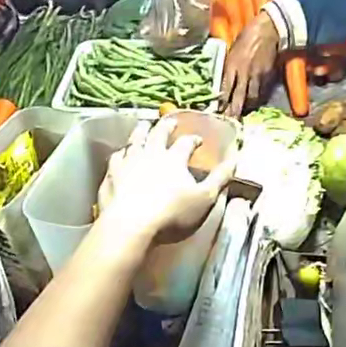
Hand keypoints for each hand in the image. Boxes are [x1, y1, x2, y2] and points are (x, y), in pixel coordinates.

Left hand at [96, 116, 234, 242]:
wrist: (131, 225)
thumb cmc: (172, 215)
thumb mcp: (205, 199)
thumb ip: (220, 179)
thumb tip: (235, 160)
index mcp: (174, 159)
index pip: (186, 143)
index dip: (193, 140)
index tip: (197, 141)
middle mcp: (150, 154)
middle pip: (158, 133)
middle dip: (166, 126)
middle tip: (170, 121)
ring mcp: (127, 163)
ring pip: (134, 141)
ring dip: (140, 131)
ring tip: (143, 126)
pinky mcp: (110, 176)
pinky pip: (115, 159)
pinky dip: (120, 154)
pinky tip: (119, 155)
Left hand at [220, 12, 279, 116]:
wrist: (269, 29)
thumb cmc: (247, 38)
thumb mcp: (232, 52)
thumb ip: (228, 69)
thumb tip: (223, 84)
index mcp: (232, 65)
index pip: (225, 89)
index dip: (222, 103)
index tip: (218, 113)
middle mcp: (244, 73)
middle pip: (238, 97)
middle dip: (234, 112)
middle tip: (230, 122)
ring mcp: (257, 76)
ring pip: (251, 98)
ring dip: (246, 107)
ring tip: (241, 115)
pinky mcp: (268, 76)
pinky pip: (261, 92)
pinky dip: (257, 100)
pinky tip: (253, 104)